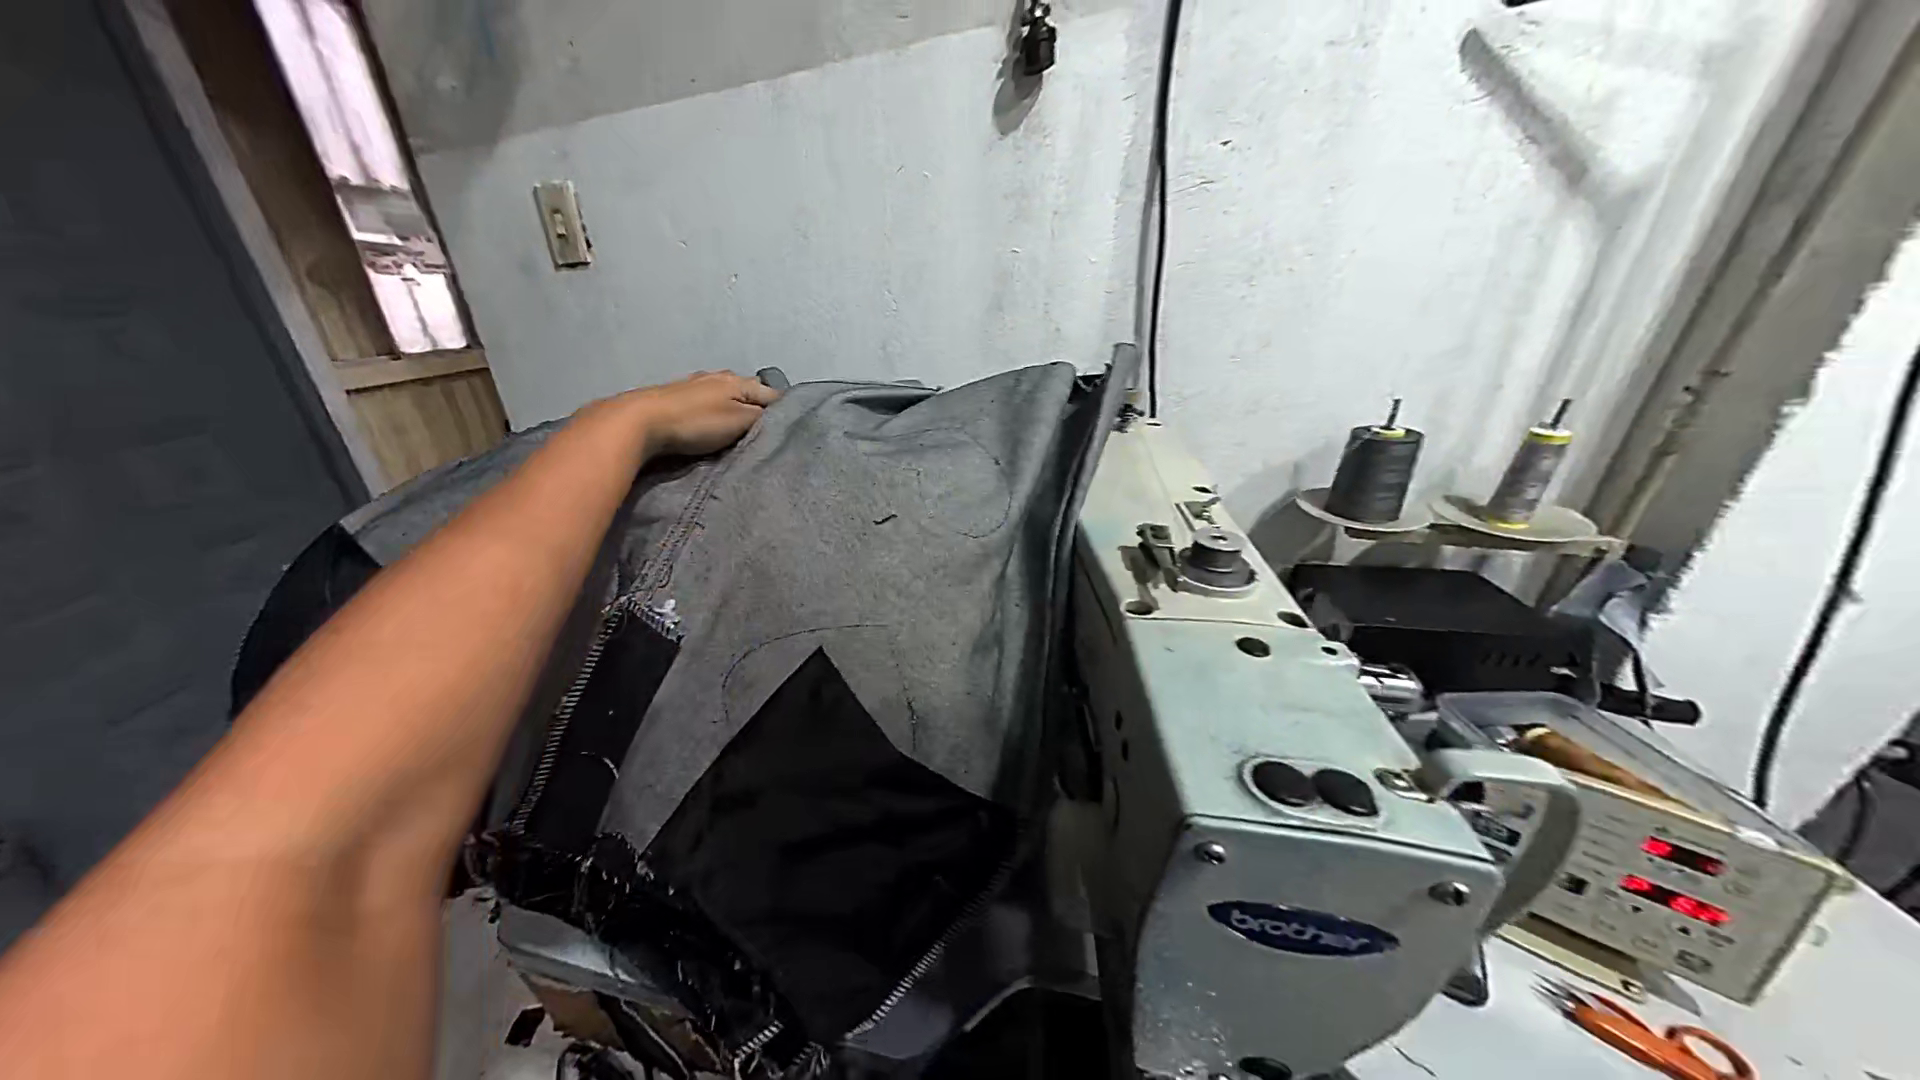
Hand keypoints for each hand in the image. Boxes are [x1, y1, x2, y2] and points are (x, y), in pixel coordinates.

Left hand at [611, 371, 781, 457]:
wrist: (641, 421)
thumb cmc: (697, 422)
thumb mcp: (739, 422)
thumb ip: (762, 417)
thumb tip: (780, 414)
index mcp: (738, 381)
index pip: (773, 393)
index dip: (783, 410)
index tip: (788, 428)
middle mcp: (719, 377)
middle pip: (749, 390)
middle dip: (759, 405)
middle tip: (764, 429)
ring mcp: (695, 384)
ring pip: (727, 394)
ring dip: (735, 406)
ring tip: (740, 426)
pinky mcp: (676, 396)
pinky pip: (708, 400)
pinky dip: (716, 409)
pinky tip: (712, 419)